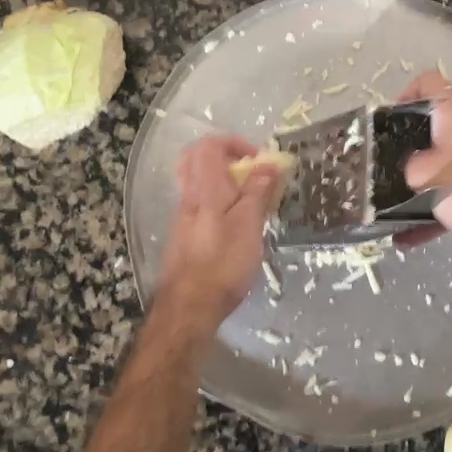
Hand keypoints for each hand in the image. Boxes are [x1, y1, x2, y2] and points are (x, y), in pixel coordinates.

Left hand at [161, 135, 280, 322]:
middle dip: (225, 157)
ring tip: (250, 199)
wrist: (189, 307)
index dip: (234, 143)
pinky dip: (219, 202)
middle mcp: (189, 198)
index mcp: (205, 189)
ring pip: (198, 183)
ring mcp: (184, 218)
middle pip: (196, 160)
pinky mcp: (185, 237)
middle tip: (249, 171)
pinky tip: (237, 223)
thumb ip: (257, 192)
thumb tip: (267, 164)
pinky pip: (201, 205)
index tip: (258, 159)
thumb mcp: (249, 225)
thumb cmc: (223, 263)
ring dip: (224, 181)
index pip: (209, 146)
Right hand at [399, 72, 451, 263]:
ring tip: (393, 211)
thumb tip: (408, 170)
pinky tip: (410, 237)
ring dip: (419, 187)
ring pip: (442, 165)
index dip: (404, 95)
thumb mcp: (425, 177)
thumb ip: (407, 168)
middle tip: (387, 168)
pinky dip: (434, 210)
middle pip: (432, 128)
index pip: (428, 82)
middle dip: (406, 150)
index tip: (389, 122)